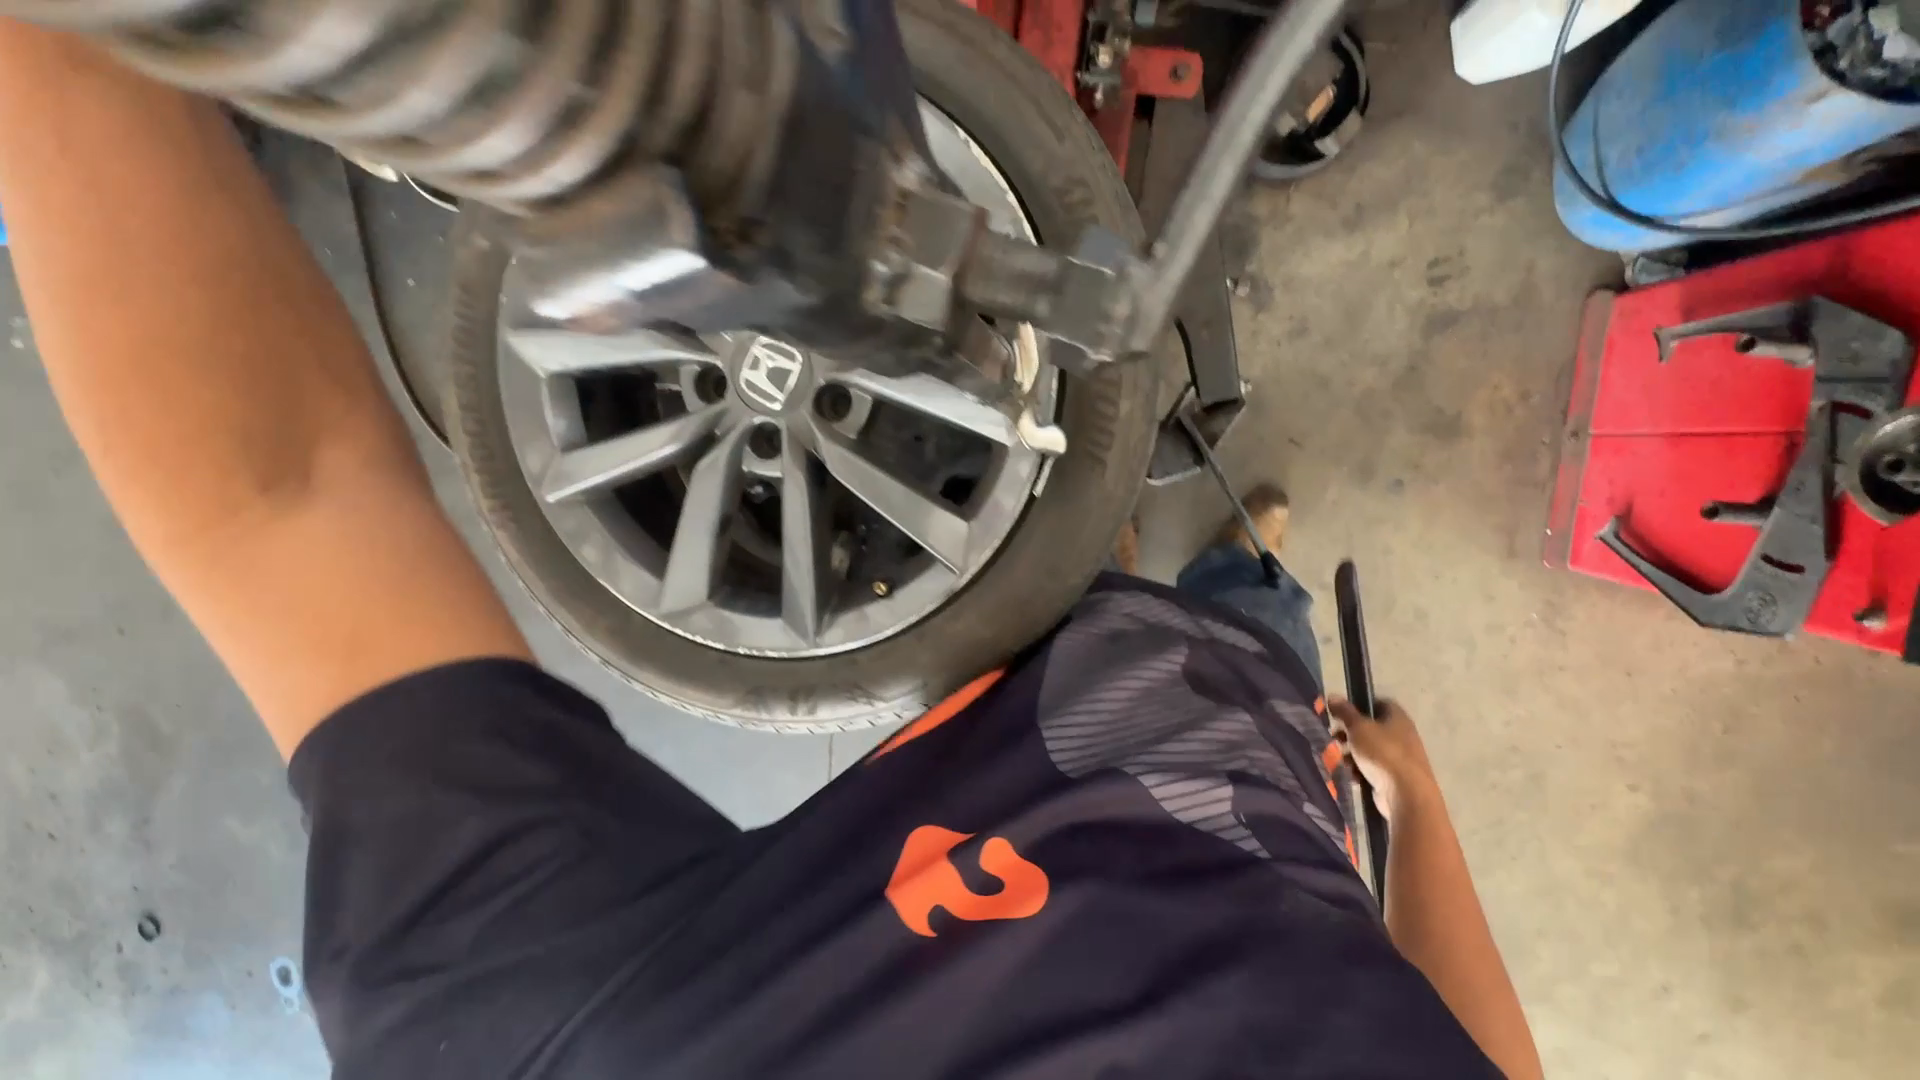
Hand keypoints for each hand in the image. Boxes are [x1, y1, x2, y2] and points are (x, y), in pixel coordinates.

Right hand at [1328, 698, 1439, 821]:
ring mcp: (1401, 757)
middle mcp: (1402, 735)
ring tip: (1343, 761)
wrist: (1407, 794)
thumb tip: (1333, 696)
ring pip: (1369, 749)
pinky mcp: (1396, 776)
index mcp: (1397, 718)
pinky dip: (1362, 771)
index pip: (1378, 703)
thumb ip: (1344, 712)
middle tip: (1336, 738)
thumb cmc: (1382, 753)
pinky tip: (1354, 776)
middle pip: (1370, 728)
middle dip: (1350, 733)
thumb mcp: (1358, 727)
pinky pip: (1374, 768)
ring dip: (1353, 754)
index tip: (1341, 714)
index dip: (1359, 705)